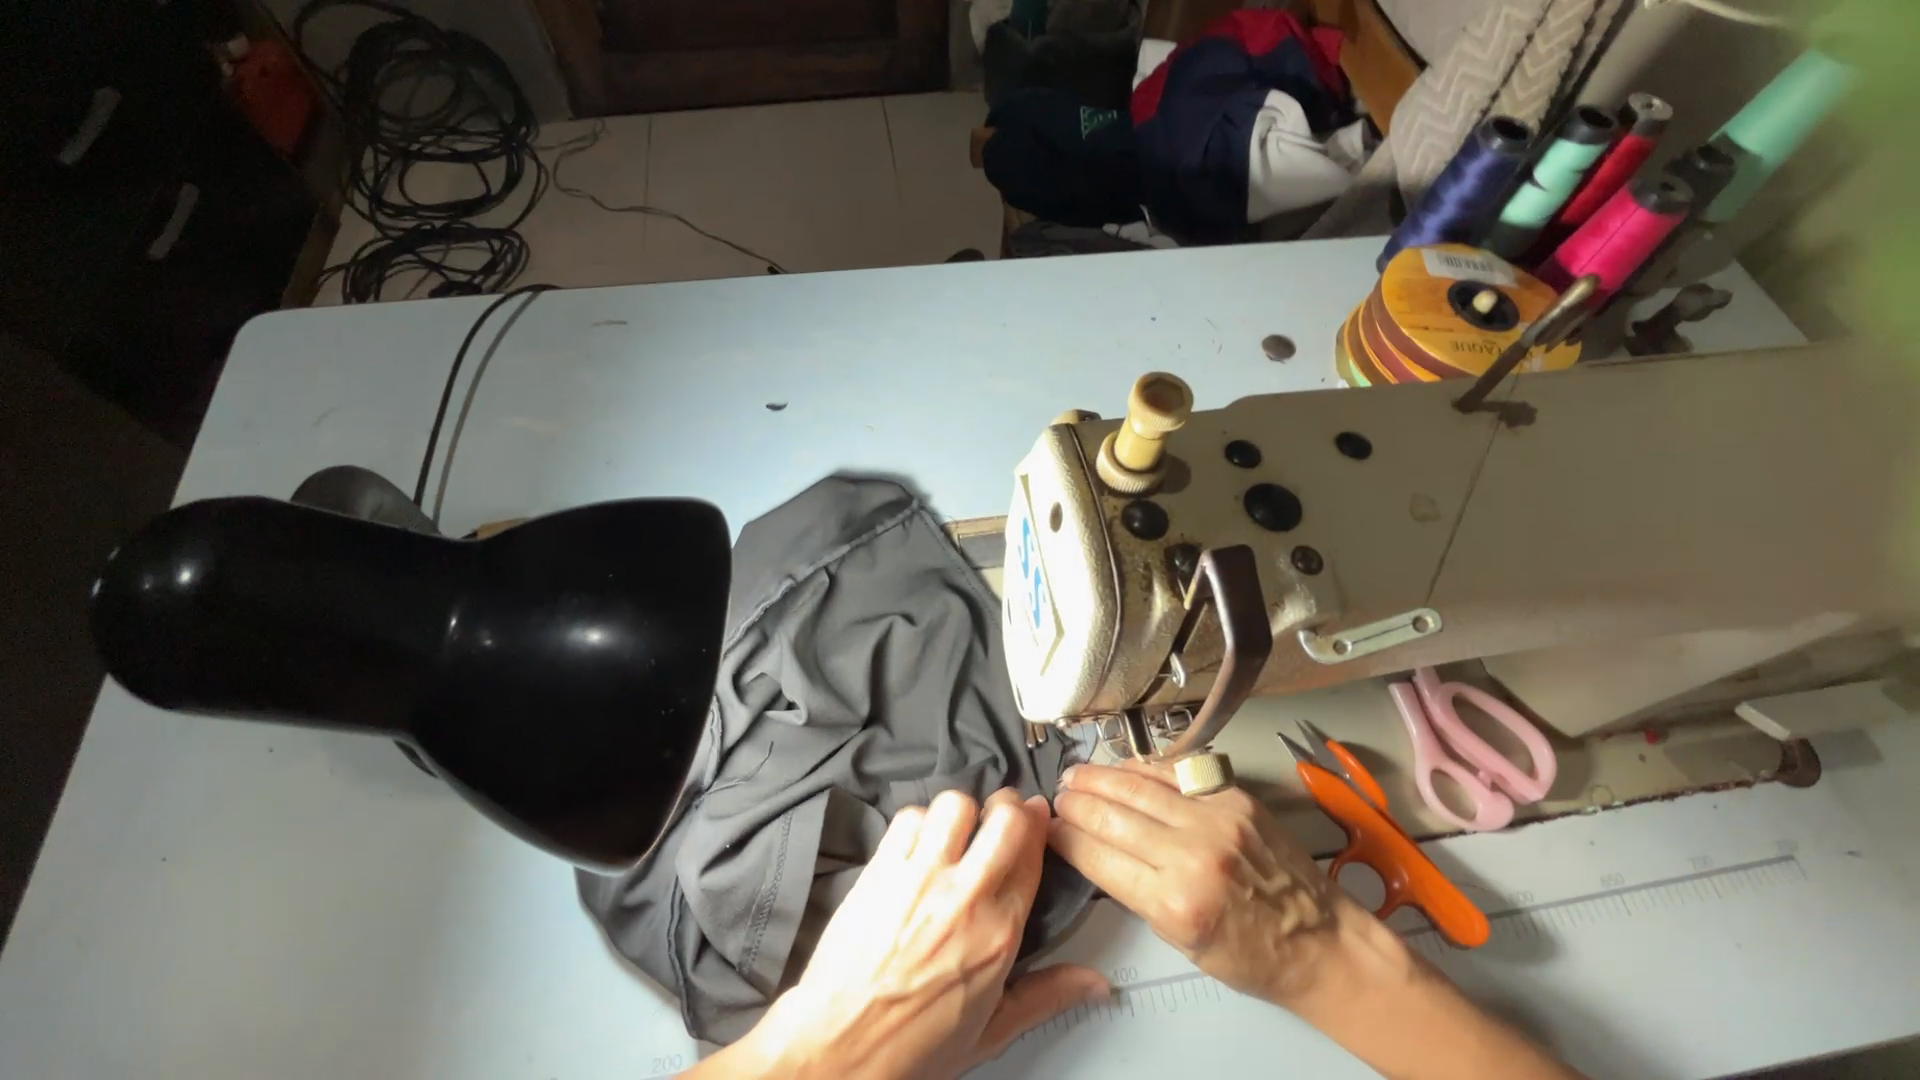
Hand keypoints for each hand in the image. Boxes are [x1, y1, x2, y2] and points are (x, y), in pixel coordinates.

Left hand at [735, 788, 1108, 1079]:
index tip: (1040, 816)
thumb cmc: (912, 1044)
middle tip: (1004, 816)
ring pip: (955, 804)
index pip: (1034, 853)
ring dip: (962, 812)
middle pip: (1004, 817)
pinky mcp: (880, 870)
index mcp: (999, 933)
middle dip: (1010, 806)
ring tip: (959, 830)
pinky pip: (908, 817)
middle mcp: (964, 896)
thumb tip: (1093, 983)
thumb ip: (1047, 996)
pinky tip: (920, 844)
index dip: (1041, 824)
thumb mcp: (992, 1030)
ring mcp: (919, 878)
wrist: (840, 1047)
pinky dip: (918, 822)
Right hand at [1045, 760, 1350, 1005]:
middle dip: (1076, 803)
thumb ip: (1137, 892)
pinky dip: (1143, 767)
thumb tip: (1096, 850)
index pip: (1097, 856)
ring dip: (1100, 777)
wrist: (1321, 940)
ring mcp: (1215, 820)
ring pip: (1139, 787)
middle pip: (1112, 816)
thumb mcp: (1181, 942)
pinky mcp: (1234, 798)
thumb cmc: (1251, 956)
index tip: (1047, 827)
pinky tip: (1122, 767)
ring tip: (1076, 774)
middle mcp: (1191, 855)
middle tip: (1056, 795)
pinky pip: (1176, 774)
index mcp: (1173, 904)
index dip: (1064, 837)